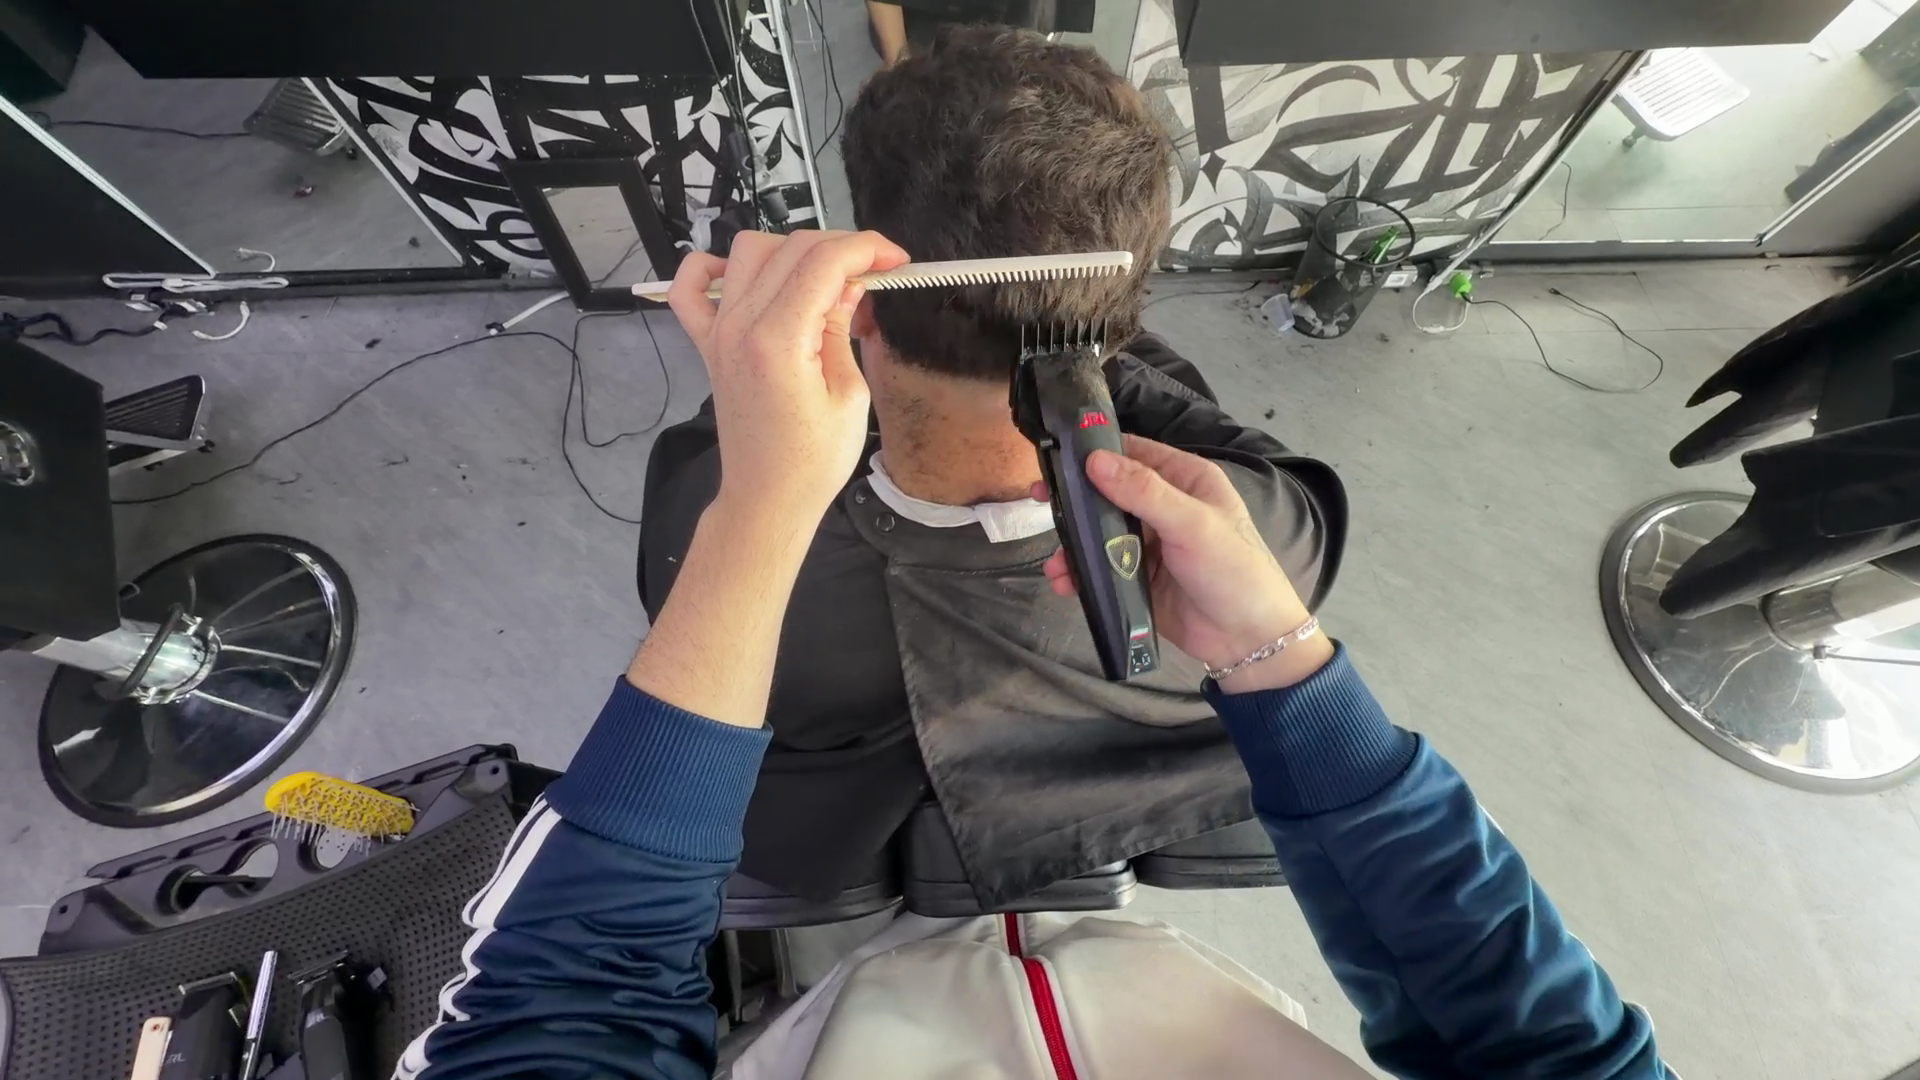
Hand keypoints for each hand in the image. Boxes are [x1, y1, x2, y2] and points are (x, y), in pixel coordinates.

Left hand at [669, 229, 909, 527]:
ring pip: (749, 250)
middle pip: (792, 249)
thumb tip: (848, 286)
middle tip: (874, 274)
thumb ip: (841, 329)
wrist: (768, 498)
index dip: (867, 249)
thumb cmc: (814, 462)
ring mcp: (718, 331)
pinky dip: (714, 268)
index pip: (824, 262)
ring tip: (826, 280)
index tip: (896, 260)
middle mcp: (740, 325)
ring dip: (794, 251)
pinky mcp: (707, 344)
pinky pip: (690, 286)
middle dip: (842, 248)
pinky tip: (748, 279)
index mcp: (780, 340)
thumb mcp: (849, 396)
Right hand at [1040, 435, 1332, 691]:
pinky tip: (1065, 584)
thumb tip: (1094, 460)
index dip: (1095, 451)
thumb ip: (1144, 492)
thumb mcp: (1192, 525)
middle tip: (1038, 499)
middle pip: (1107, 493)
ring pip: (1097, 533)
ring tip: (1055, 565)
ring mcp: (1148, 543)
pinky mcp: (1136, 577)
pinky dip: (1080, 574)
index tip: (1056, 455)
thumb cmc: (1233, 571)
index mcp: (1184, 480)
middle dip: (1072, 500)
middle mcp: (1163, 506)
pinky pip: (1100, 567)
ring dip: (1072, 545)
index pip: (1133, 452)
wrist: (1248, 641)